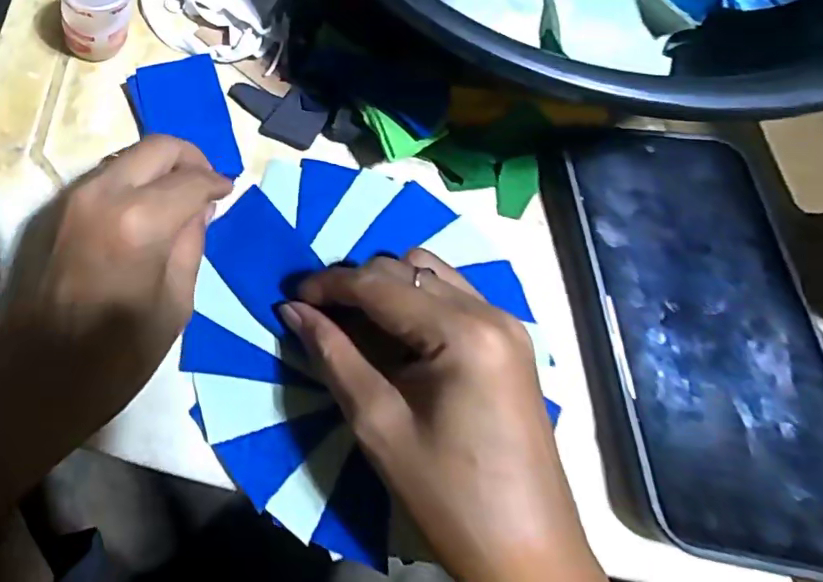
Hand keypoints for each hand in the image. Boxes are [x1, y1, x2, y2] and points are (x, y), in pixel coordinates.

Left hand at [0, 135, 232, 437]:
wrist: (33, 381)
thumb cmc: (115, 356)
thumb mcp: (175, 303)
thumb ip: (190, 243)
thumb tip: (200, 207)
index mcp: (139, 222)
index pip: (191, 179)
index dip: (217, 181)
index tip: (228, 190)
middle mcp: (104, 194)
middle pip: (157, 146)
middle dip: (189, 158)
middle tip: (206, 183)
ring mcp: (74, 197)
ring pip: (129, 155)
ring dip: (158, 167)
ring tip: (177, 196)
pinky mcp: (56, 208)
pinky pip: (106, 175)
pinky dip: (133, 179)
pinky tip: (146, 208)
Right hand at [278, 250, 602, 581]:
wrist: (530, 558)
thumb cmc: (449, 498)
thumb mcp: (379, 426)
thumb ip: (333, 356)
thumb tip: (293, 309)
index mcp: (463, 332)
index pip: (380, 284)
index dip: (330, 285)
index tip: (292, 297)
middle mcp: (489, 311)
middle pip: (405, 269)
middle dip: (356, 284)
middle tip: (318, 314)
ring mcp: (505, 323)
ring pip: (429, 273)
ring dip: (386, 286)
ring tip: (354, 323)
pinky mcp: (509, 340)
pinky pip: (452, 294)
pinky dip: (415, 301)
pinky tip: (394, 335)